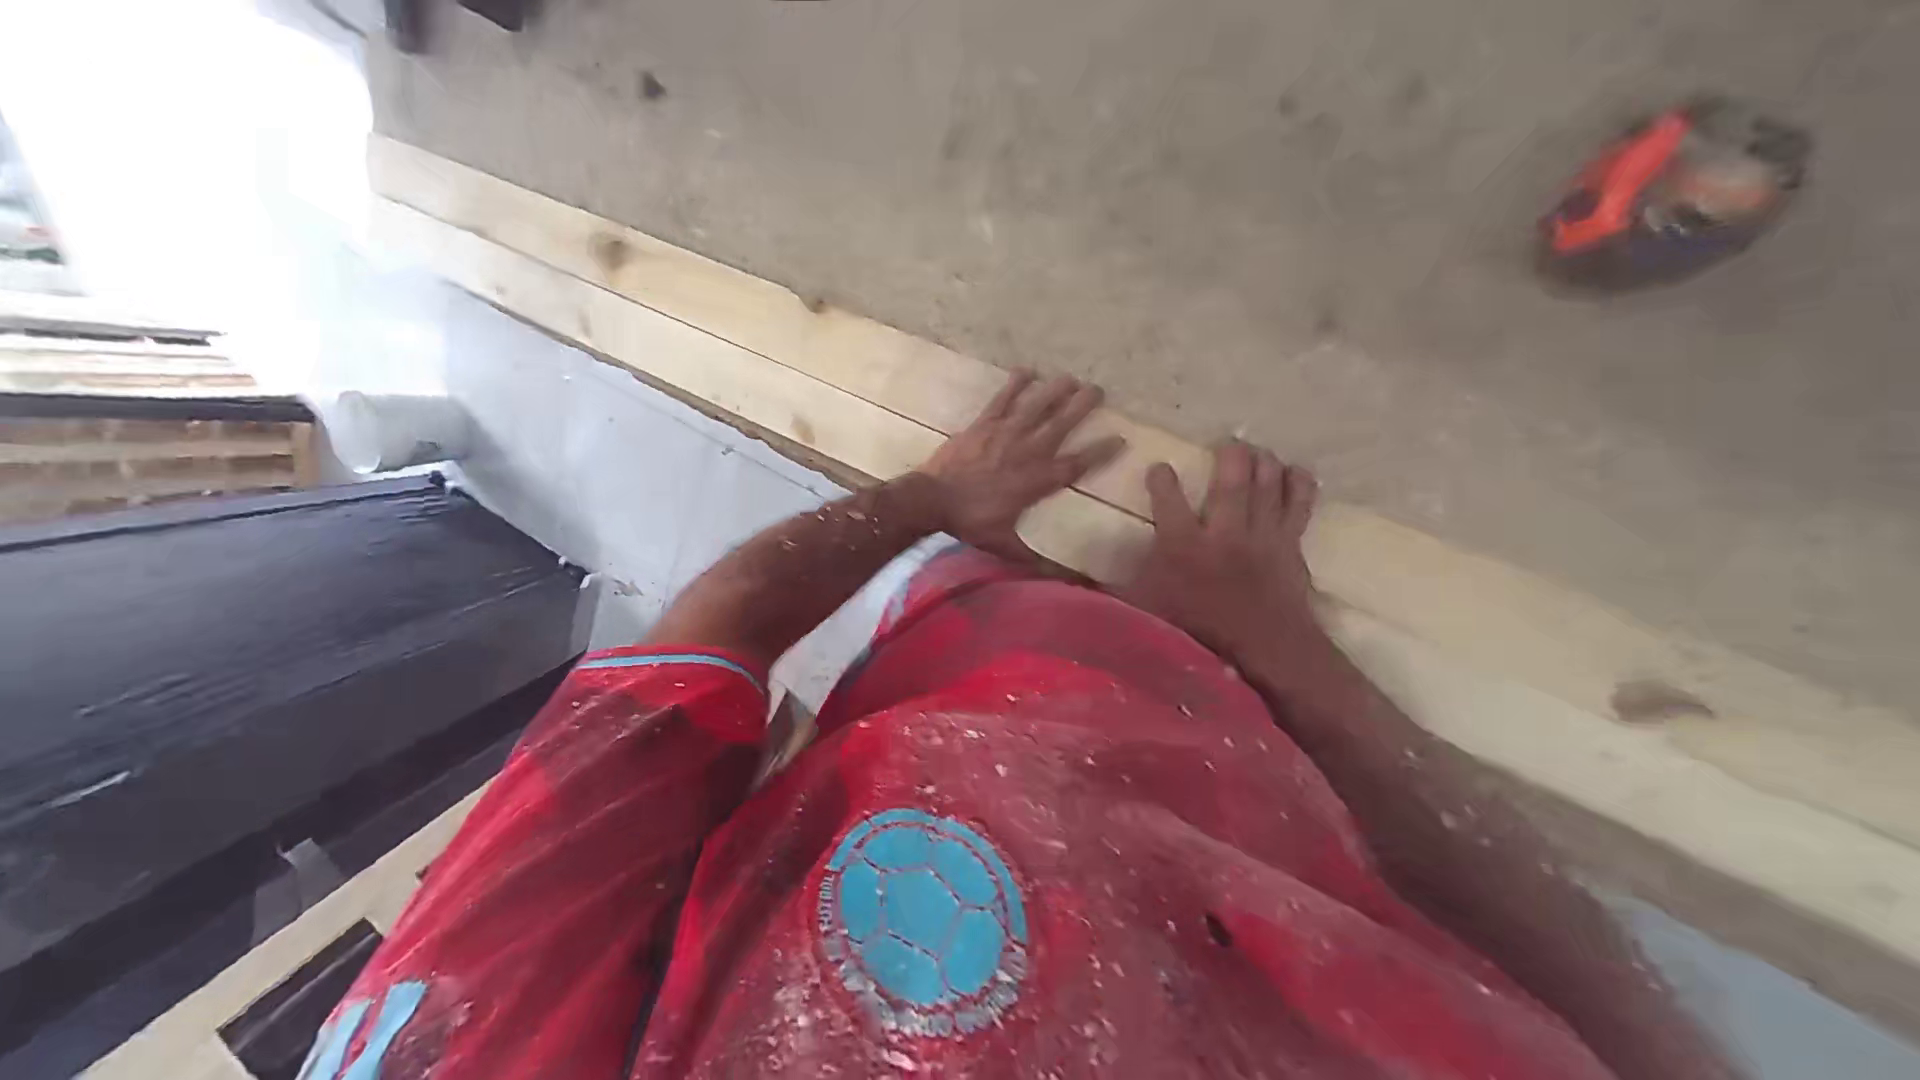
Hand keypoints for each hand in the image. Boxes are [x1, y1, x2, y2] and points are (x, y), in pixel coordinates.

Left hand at [913, 371, 1125, 563]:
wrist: (932, 500)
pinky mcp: (983, 424)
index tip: (1120, 439)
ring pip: (1036, 406)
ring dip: (1055, 390)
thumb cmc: (970, 523)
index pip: (1076, 464)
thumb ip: (1034, 560)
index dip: (1100, 451)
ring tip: (1072, 378)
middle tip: (1099, 390)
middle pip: (1061, 424)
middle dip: (1082, 406)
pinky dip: (1014, 384)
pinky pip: (1002, 400)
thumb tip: (1064, 584)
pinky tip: (1026, 370)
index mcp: (1036, 481)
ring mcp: (1005, 434)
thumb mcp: (1004, 545)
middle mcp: (1027, 452)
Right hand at [1121, 441, 1322, 660]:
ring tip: (1256, 450)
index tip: (1159, 467)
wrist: (1264, 650)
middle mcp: (1224, 533)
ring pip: (1266, 483)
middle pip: (1231, 480)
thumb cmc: (1200, 630)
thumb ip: (1116, 591)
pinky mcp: (1290, 543)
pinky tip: (1293, 471)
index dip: (1162, 479)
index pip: (1168, 500)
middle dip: (1230, 454)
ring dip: (1262, 460)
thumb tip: (1076, 584)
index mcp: (1184, 547)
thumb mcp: (1147, 611)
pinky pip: (1299, 503)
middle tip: (1226, 442)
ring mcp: (1262, 535)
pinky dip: (1299, 483)